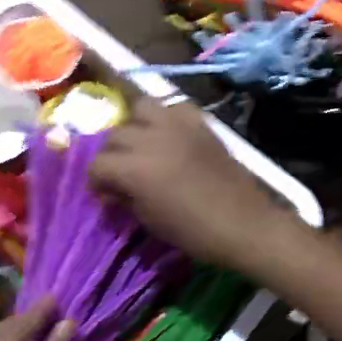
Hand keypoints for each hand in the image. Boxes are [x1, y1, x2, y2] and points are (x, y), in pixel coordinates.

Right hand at [89, 99, 300, 273]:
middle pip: (115, 134)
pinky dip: (169, 117)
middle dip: (113, 154)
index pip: (96, 164)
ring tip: (144, 146)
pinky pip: (177, 107)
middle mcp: (151, 139)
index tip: (107, 196)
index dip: (97, 182)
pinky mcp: (203, 125)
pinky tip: (173, 136)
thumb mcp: (149, 220)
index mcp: (133, 168)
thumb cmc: (195, 232)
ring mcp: (179, 127)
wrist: (245, 224)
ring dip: (136, 125)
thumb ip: (126, 197)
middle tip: (123, 174)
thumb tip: (113, 189)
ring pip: (142, 108)